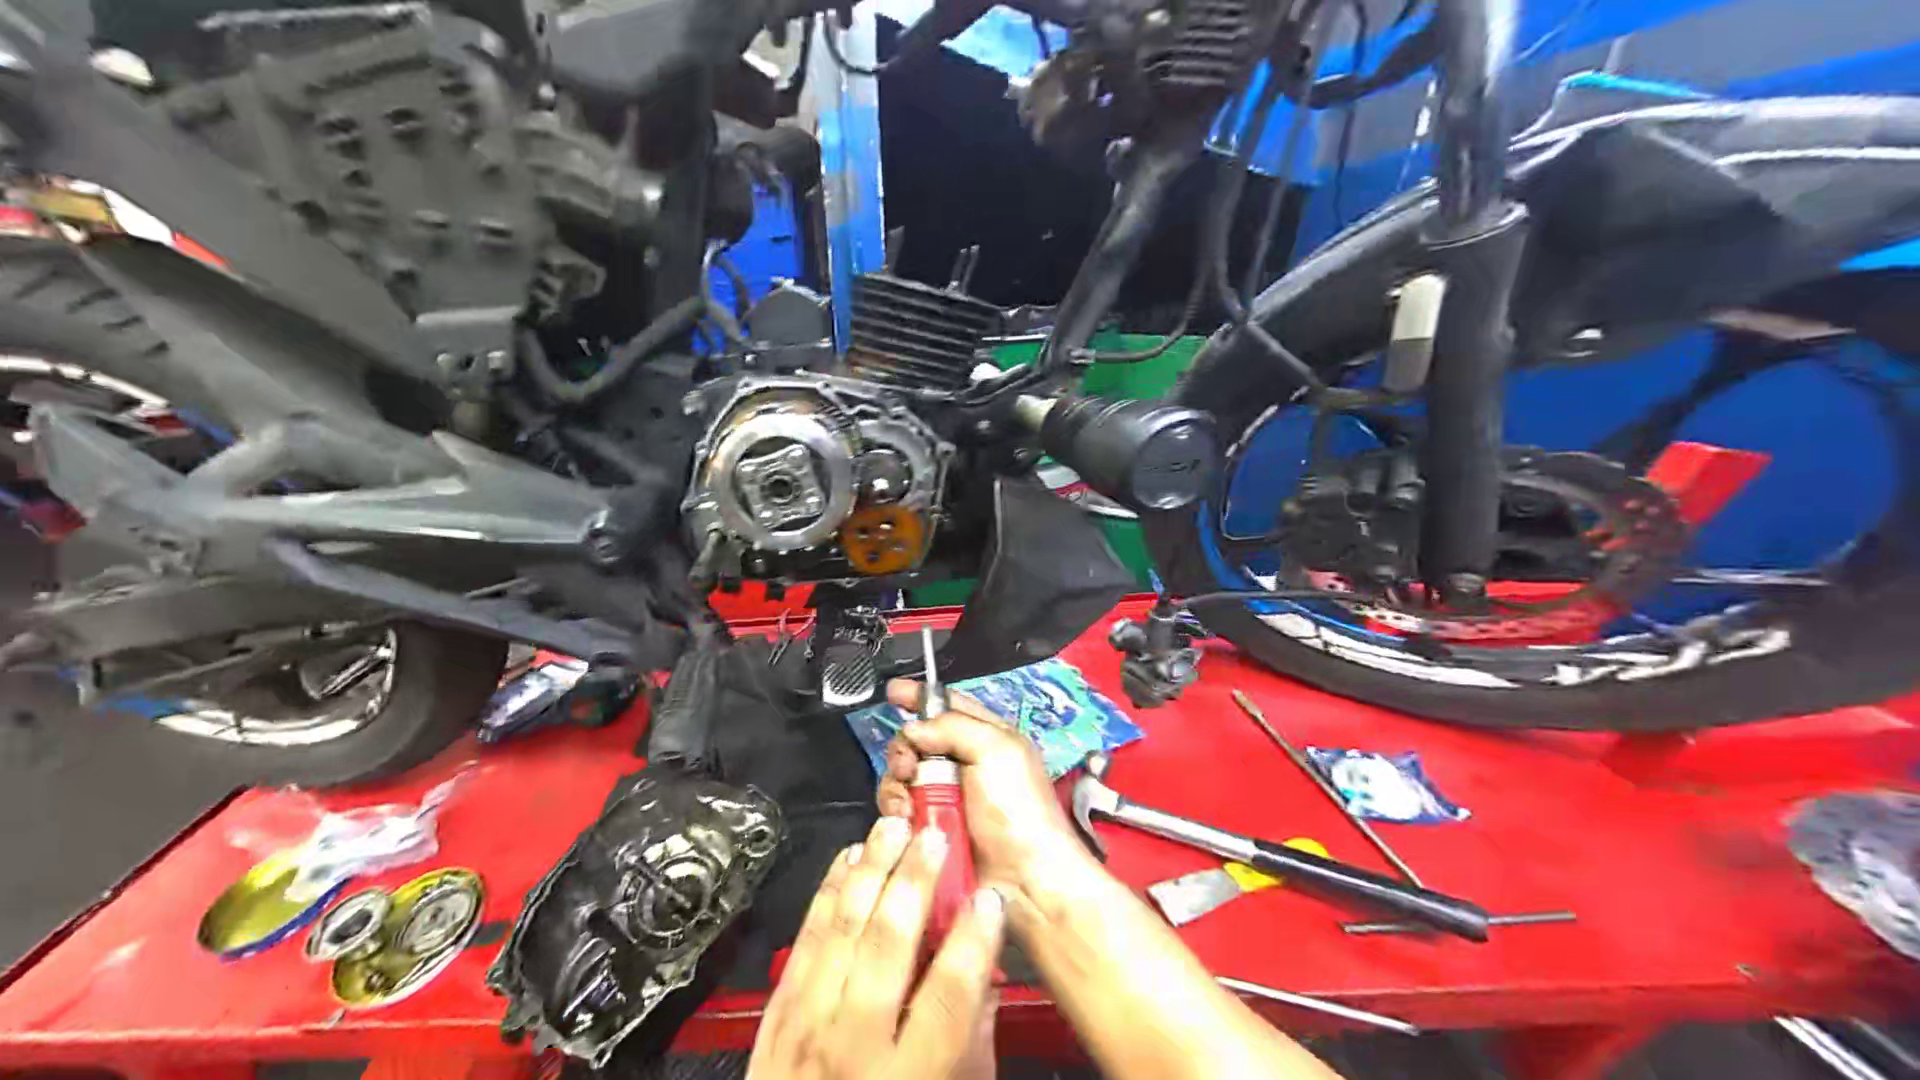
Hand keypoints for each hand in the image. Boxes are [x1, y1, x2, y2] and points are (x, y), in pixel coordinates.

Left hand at [748, 815, 1005, 1079]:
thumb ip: (970, 1041)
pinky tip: (847, 856)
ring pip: (842, 929)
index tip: (989, 896)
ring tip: (893, 825)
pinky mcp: (777, 1010)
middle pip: (886, 946)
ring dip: (870, 870)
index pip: (947, 999)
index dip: (972, 943)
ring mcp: (807, 1023)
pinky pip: (805, 937)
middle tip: (934, 836)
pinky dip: (828, 891)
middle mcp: (852, 1045)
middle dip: (913, 882)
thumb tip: (987, 966)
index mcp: (907, 1079)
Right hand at [876, 679, 1092, 894]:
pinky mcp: (930, 827)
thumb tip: (911, 729)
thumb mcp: (997, 751)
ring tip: (909, 802)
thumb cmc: (1018, 809)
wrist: (1023, 880)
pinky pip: (899, 808)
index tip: (894, 692)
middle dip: (904, 748)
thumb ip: (953, 727)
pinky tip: (906, 820)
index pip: (947, 705)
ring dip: (897, 783)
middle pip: (916, 740)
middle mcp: (963, 763)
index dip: (920, 697)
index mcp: (987, 736)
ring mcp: (945, 797)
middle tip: (908, 766)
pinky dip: (896, 810)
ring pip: (902, 774)